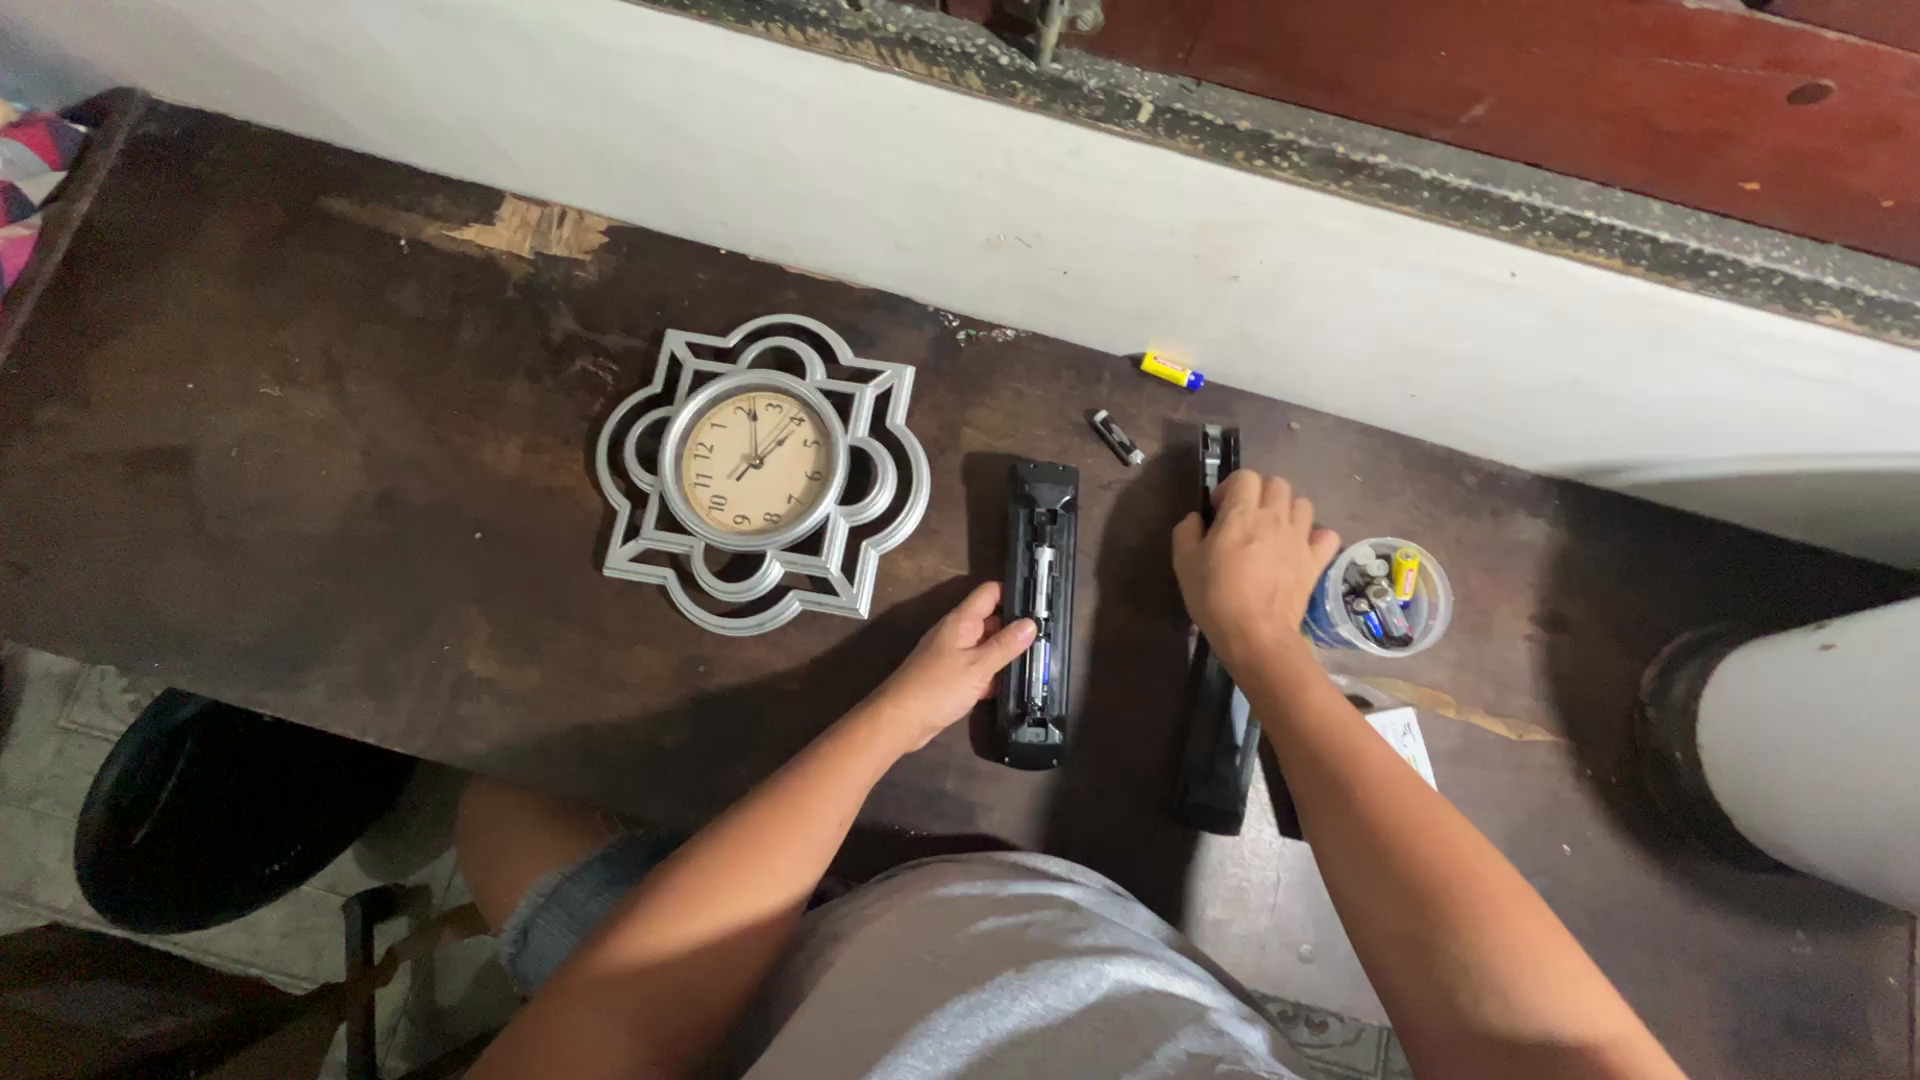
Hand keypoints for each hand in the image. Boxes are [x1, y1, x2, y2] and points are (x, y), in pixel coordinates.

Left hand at [860, 581, 1035, 753]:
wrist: (900, 720)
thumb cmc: (937, 687)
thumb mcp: (977, 666)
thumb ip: (1004, 645)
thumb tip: (1030, 623)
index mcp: (961, 622)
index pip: (989, 593)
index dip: (1012, 591)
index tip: (1038, 601)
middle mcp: (957, 633)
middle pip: (990, 620)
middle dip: (1016, 626)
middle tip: (1046, 635)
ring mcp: (953, 656)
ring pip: (986, 647)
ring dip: (1006, 653)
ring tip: (1038, 658)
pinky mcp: (952, 677)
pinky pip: (979, 668)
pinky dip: (994, 674)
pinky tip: (1014, 684)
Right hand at [1171, 470, 1340, 668]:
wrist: (1255, 633)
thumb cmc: (1214, 595)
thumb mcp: (1183, 562)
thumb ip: (1187, 531)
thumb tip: (1197, 518)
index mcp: (1242, 513)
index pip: (1245, 477)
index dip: (1230, 487)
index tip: (1219, 510)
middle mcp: (1275, 517)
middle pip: (1277, 484)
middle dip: (1260, 493)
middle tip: (1245, 517)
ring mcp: (1300, 538)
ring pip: (1303, 504)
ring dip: (1287, 510)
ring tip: (1272, 531)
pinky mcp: (1316, 560)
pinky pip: (1325, 535)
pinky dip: (1315, 536)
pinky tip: (1300, 548)